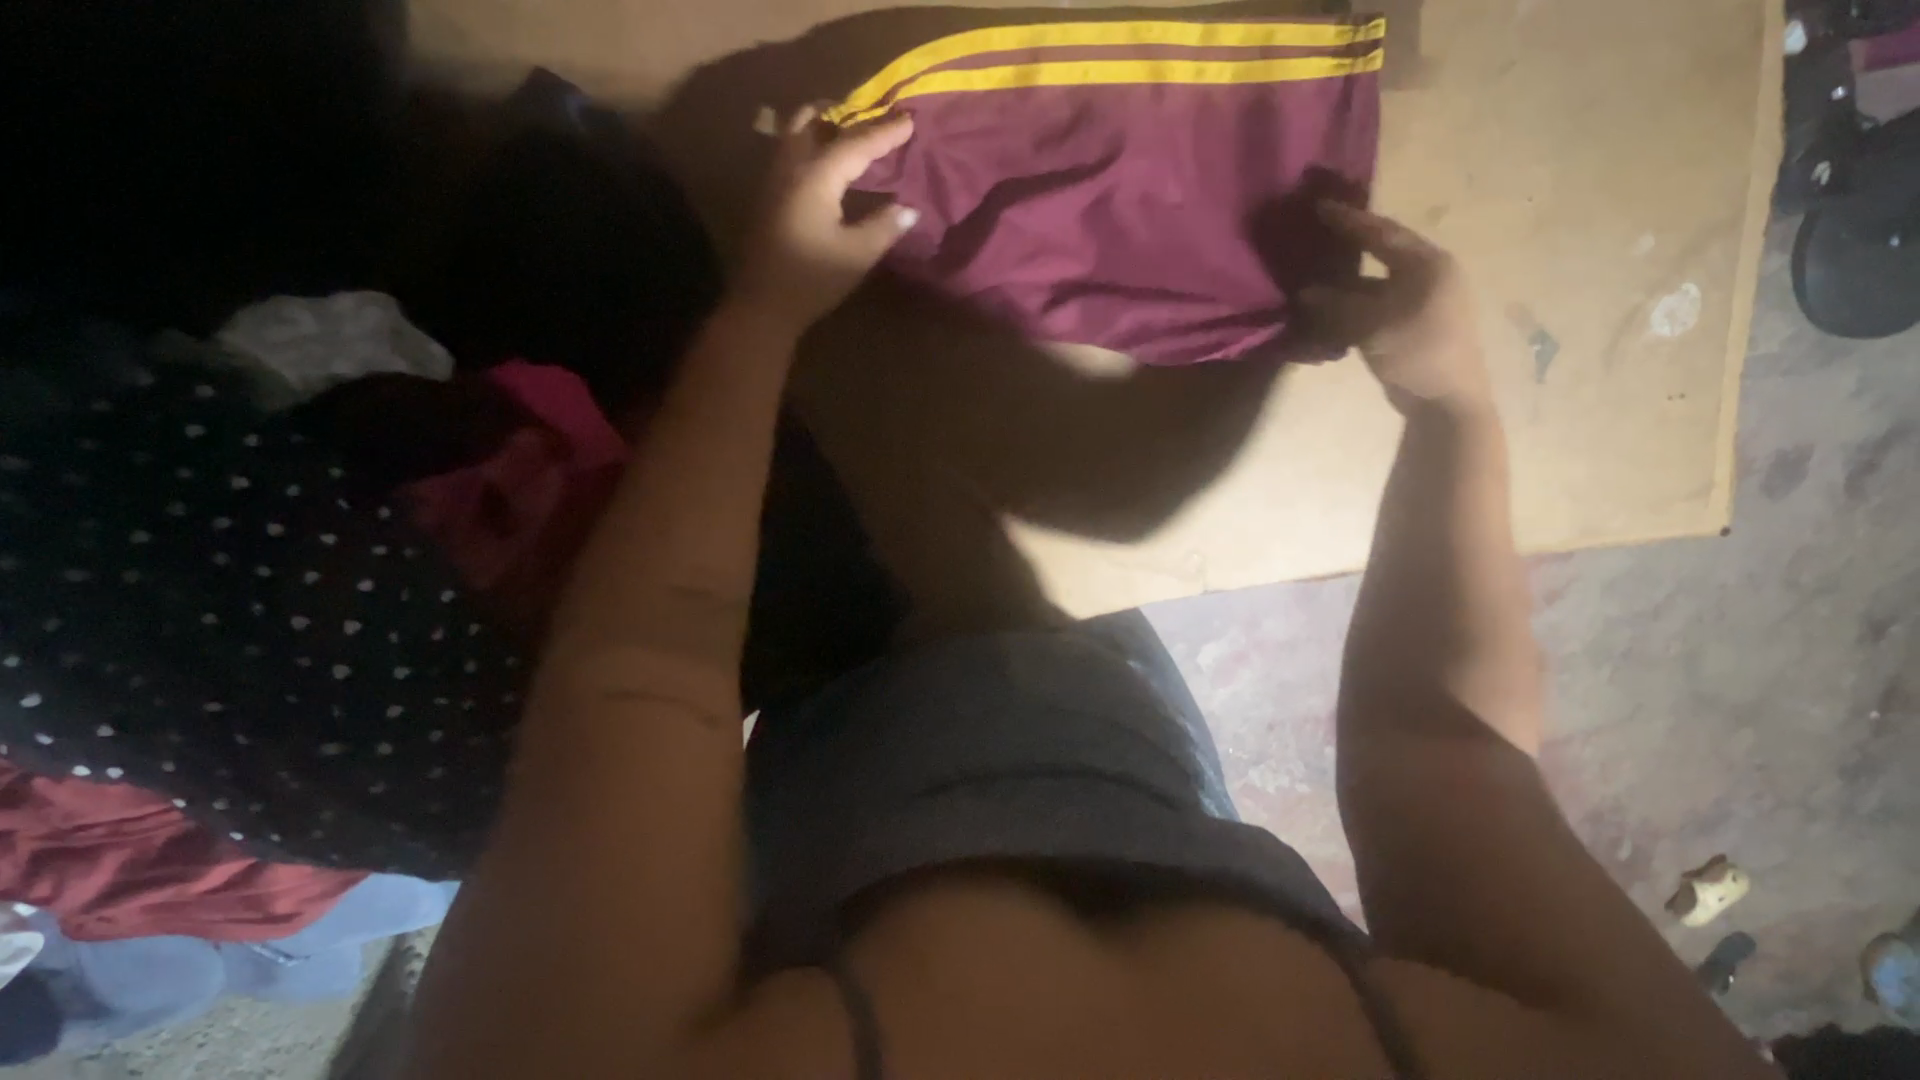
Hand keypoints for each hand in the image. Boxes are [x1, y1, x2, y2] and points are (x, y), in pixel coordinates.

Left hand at [731, 106, 918, 332]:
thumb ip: (884, 226)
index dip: (884, 132)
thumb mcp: (856, 255)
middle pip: (812, 121)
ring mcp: (774, 182)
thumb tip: (909, 209)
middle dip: (843, 114)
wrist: (762, 307)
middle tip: (870, 117)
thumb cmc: (811, 279)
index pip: (855, 143)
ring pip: (796, 136)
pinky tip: (829, 169)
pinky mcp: (769, 200)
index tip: (909, 120)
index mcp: (815, 177)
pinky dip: (813, 148)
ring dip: (824, 128)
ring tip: (850, 136)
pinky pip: (792, 156)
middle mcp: (791, 169)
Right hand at [1299, 201, 1491, 414]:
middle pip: (1384, 251)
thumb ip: (1337, 304)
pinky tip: (1332, 305)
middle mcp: (1431, 274)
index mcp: (1428, 264)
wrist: (1447, 401)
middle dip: (1350, 244)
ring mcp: (1425, 300)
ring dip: (1349, 279)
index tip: (1319, 206)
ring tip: (1317, 271)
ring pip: (1379, 280)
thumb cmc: (1416, 353)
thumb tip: (1306, 292)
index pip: (1382, 233)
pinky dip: (1355, 302)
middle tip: (1318, 232)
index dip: (1349, 220)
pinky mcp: (1416, 324)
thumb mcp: (1371, 325)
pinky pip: (1380, 302)